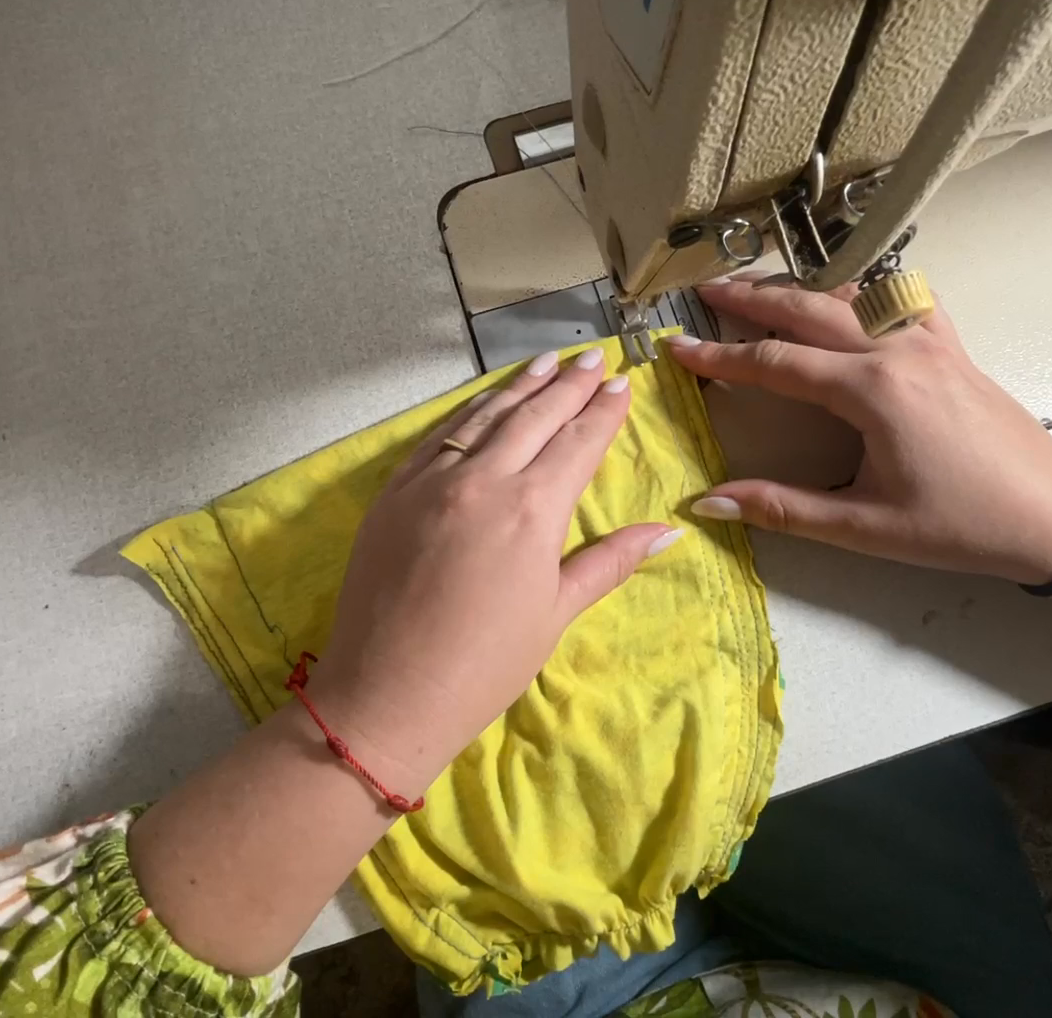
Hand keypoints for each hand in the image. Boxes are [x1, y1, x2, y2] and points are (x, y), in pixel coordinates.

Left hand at [313, 348, 678, 793]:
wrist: (385, 693)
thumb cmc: (484, 666)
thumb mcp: (555, 614)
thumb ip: (609, 562)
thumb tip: (666, 530)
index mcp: (532, 510)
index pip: (577, 444)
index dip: (603, 413)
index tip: (623, 385)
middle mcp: (483, 479)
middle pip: (534, 416)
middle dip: (569, 384)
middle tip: (594, 359)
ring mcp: (432, 480)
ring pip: (485, 416)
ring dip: (520, 386)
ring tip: (548, 362)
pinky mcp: (394, 490)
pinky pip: (438, 436)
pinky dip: (469, 412)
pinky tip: (485, 401)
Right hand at [666, 277, 1051, 584]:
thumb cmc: (959, 526)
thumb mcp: (863, 526)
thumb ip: (781, 508)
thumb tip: (709, 503)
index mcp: (871, 390)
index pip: (775, 363)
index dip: (720, 356)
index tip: (679, 348)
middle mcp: (897, 350)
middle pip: (808, 309)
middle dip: (751, 299)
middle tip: (706, 292)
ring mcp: (929, 340)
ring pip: (852, 295)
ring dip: (801, 290)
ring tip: (761, 290)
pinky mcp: (952, 347)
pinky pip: (900, 300)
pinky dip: (862, 291)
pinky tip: (850, 299)